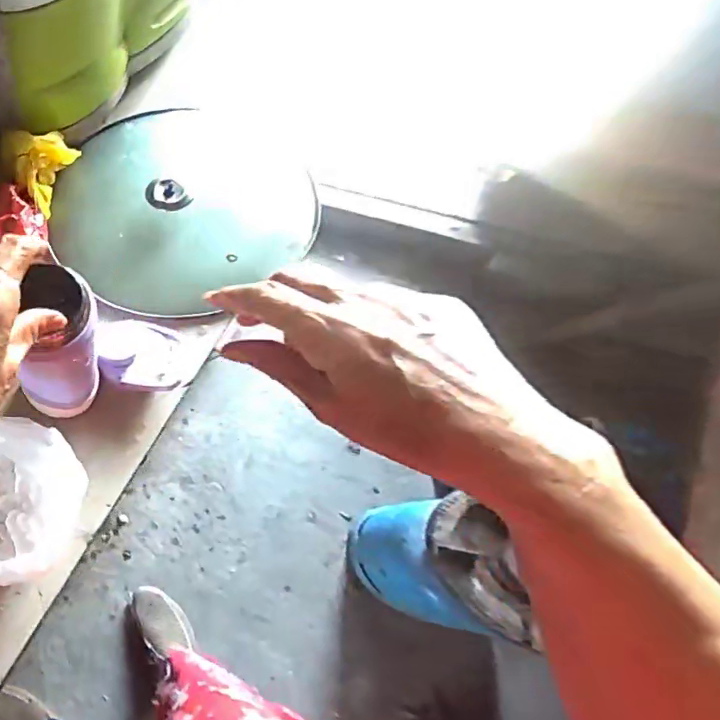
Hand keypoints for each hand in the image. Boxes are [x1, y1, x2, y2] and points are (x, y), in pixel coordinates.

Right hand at [208, 265, 615, 511]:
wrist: (506, 440)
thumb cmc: (408, 432)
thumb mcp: (329, 406)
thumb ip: (277, 367)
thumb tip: (234, 348)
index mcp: (332, 332)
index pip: (266, 297)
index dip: (233, 295)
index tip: (214, 299)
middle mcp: (366, 304)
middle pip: (298, 279)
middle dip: (267, 295)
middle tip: (253, 320)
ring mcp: (407, 300)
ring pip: (339, 286)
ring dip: (311, 303)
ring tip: (312, 338)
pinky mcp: (440, 305)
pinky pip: (381, 296)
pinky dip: (356, 310)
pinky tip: (367, 341)